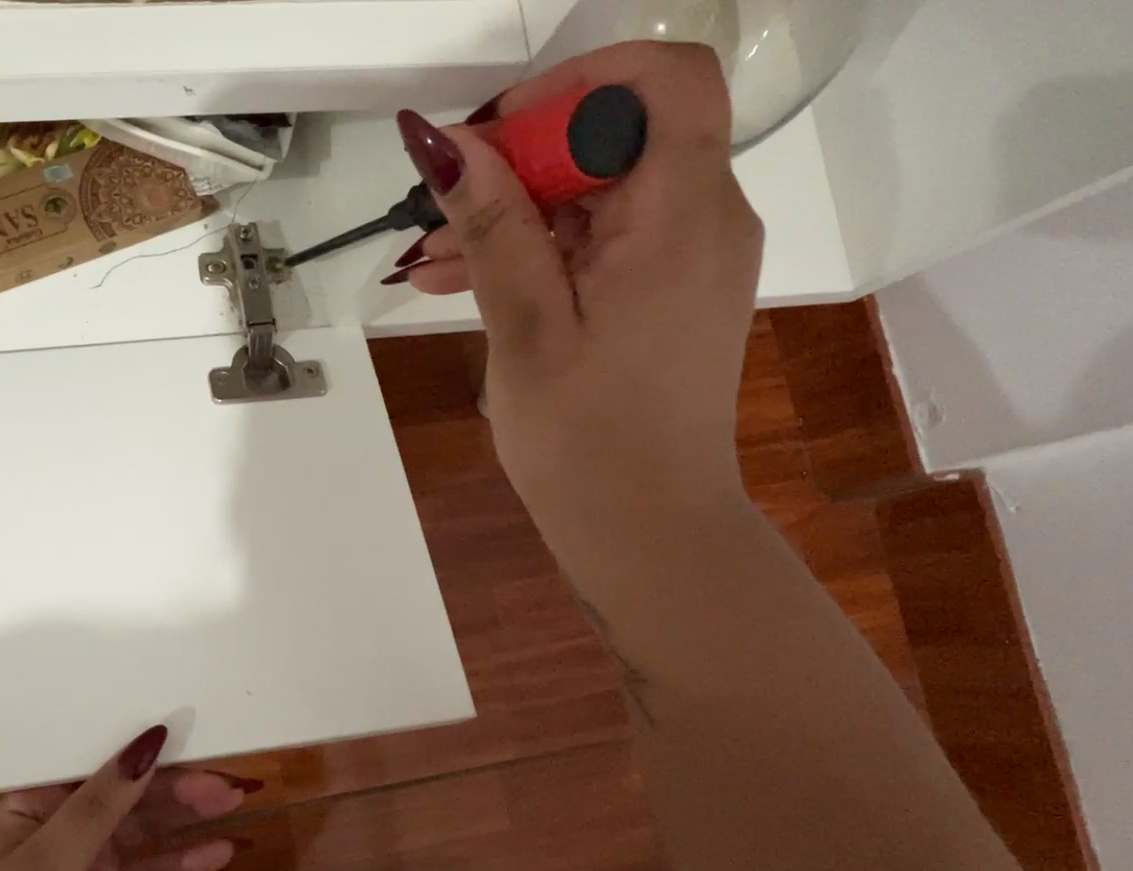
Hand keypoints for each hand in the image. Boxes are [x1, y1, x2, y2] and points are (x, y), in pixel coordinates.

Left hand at [0, 725, 253, 870]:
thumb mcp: (55, 859)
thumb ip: (103, 801)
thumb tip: (147, 744)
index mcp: (32, 804)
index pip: (91, 764)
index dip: (137, 751)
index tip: (186, 733)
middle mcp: (60, 824)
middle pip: (127, 795)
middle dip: (176, 787)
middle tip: (227, 782)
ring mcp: (88, 859)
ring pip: (145, 827)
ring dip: (188, 816)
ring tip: (235, 800)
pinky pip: (152, 868)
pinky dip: (184, 861)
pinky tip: (222, 850)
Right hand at [393, 42, 763, 519]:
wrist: (643, 526)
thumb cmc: (587, 438)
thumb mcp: (526, 326)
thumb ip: (492, 226)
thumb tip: (444, 142)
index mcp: (683, 217)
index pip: (661, 81)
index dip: (575, 84)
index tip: (496, 133)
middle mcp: (702, 221)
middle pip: (616, 137)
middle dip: (521, 161)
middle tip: (444, 207)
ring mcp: (683, 260)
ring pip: (597, 195)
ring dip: (514, 213)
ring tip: (430, 257)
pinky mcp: (661, 295)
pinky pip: (598, 244)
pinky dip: (535, 251)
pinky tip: (461, 280)